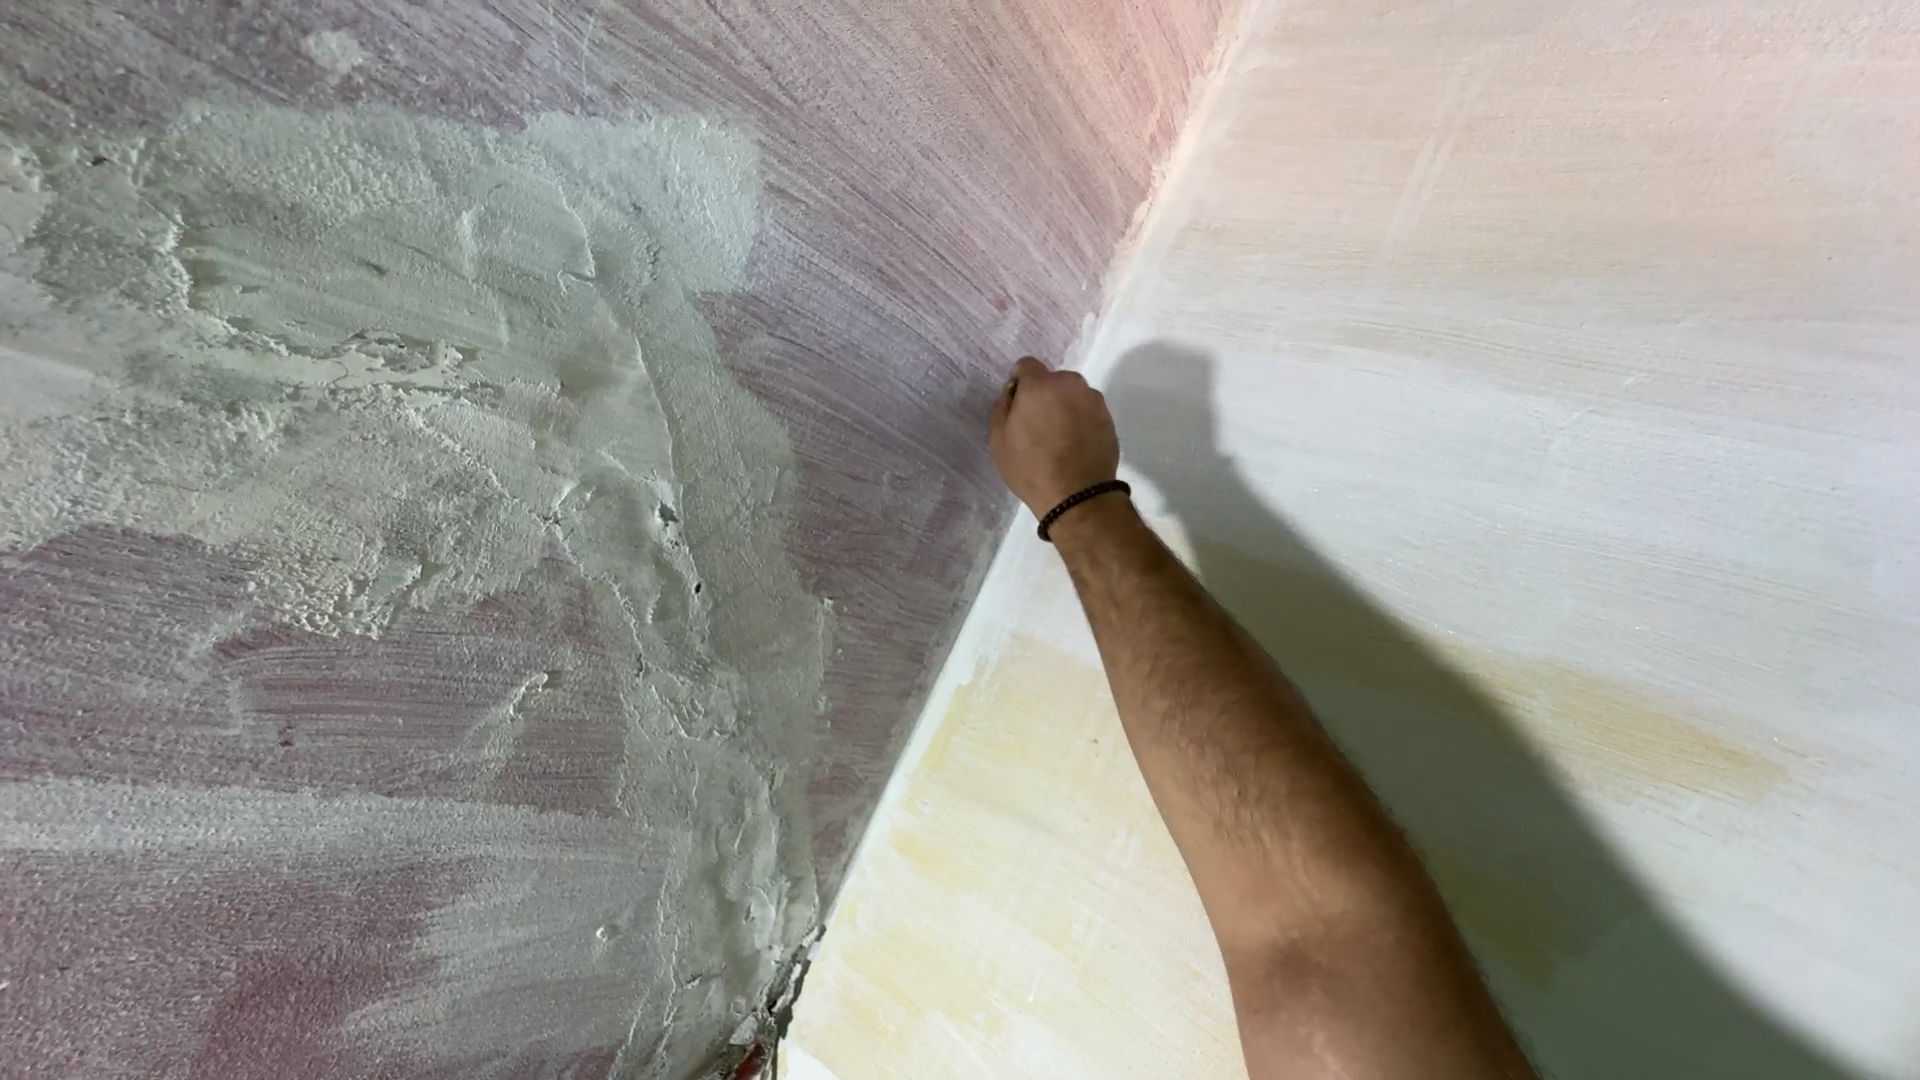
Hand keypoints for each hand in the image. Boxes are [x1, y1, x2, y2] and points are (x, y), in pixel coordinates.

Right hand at [989, 357, 1119, 517]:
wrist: (1077, 496)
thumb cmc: (1031, 468)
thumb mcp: (999, 440)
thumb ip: (1002, 406)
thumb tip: (1012, 392)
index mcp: (1040, 385)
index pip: (1026, 365)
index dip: (1019, 384)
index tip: (1018, 406)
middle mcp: (1070, 384)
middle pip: (1052, 380)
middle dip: (1043, 396)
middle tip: (1037, 427)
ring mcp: (1093, 400)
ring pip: (1072, 395)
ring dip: (1063, 407)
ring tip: (1058, 439)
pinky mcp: (1108, 417)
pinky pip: (1087, 411)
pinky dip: (1080, 421)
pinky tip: (1075, 446)